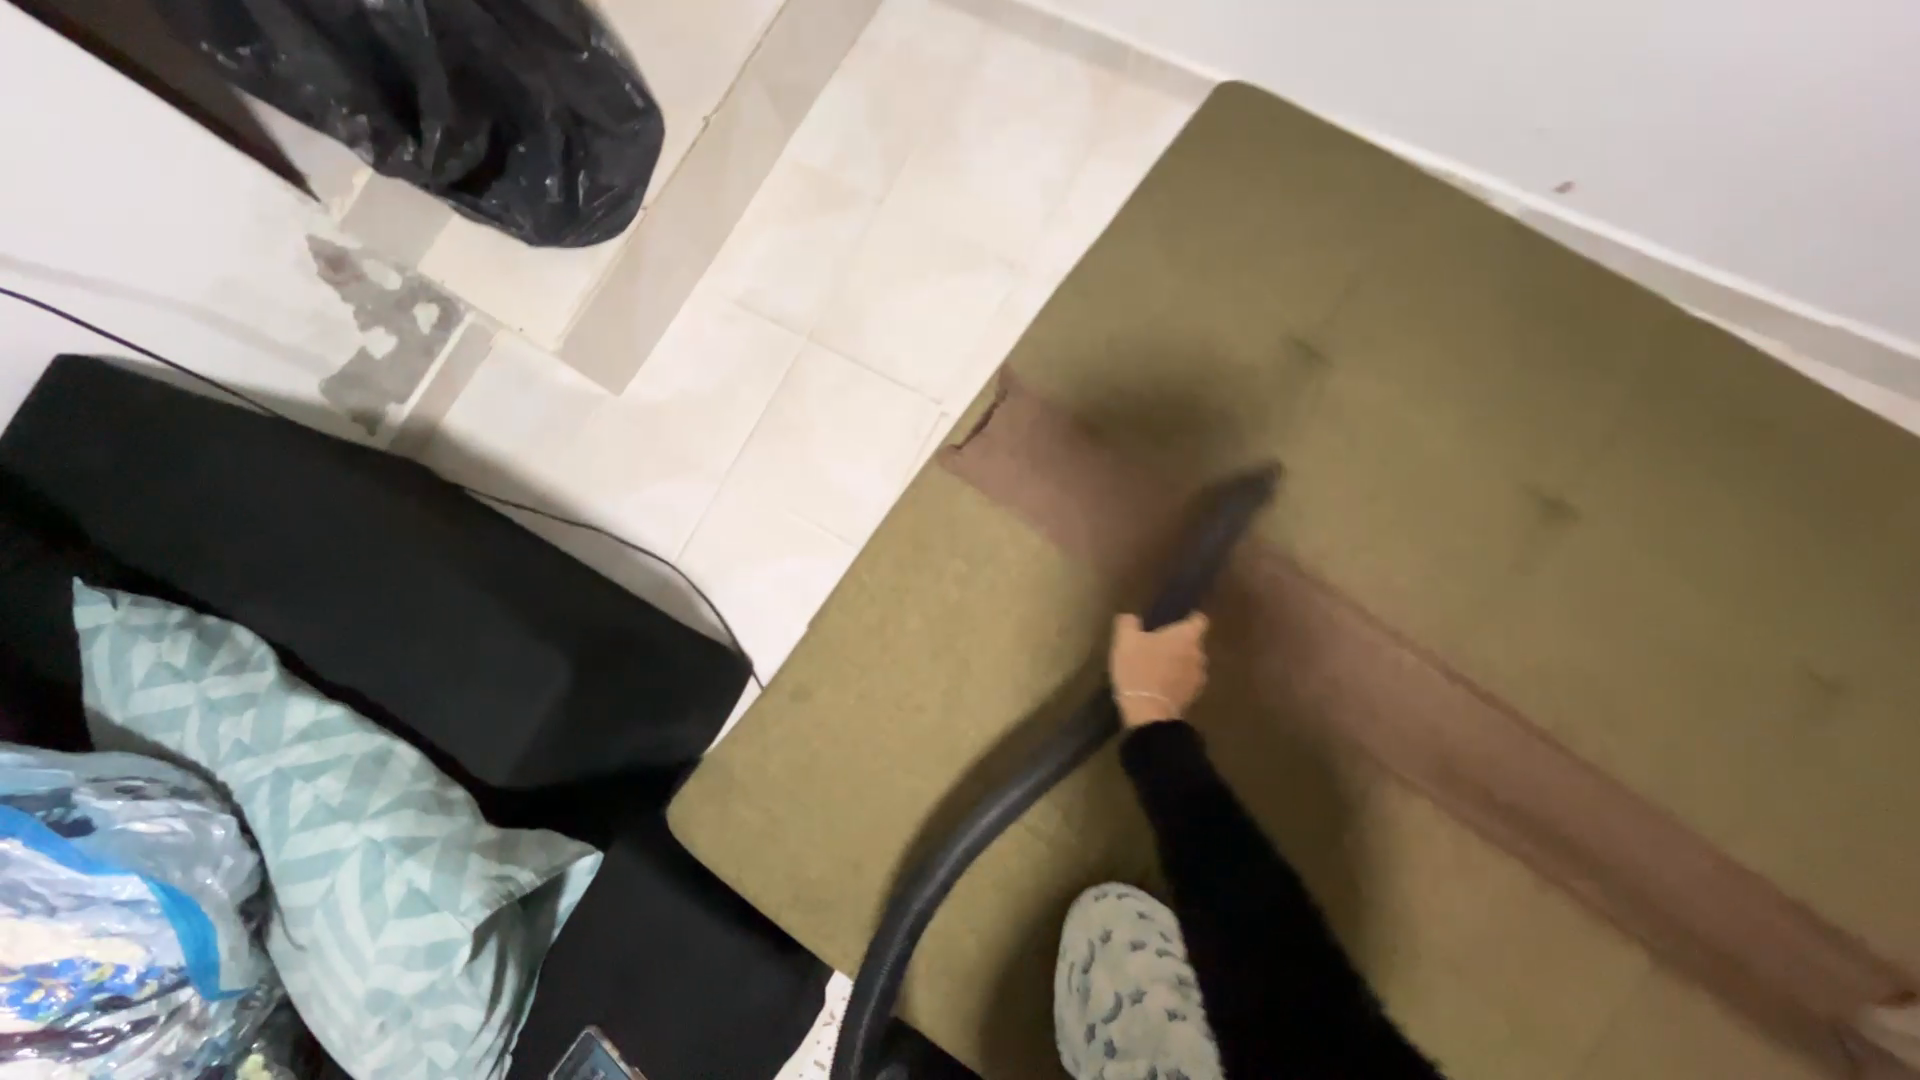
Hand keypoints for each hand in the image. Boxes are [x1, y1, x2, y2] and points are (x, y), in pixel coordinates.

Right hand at [1109, 612, 1209, 727]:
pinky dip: (1177, 680)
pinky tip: (1160, 684)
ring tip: (1158, 667)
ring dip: (1178, 663)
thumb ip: (1128, 623)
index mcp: (1186, 636)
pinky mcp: (1193, 696)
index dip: (1189, 618)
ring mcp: (1199, 677)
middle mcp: (1199, 654)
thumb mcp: (1125, 641)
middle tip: (1158, 645)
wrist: (1148, 711)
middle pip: (1193, 643)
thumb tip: (1131, 617)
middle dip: (1179, 643)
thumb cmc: (1139, 668)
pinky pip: (1186, 681)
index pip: (1199, 620)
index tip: (1177, 620)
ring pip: (1190, 663)